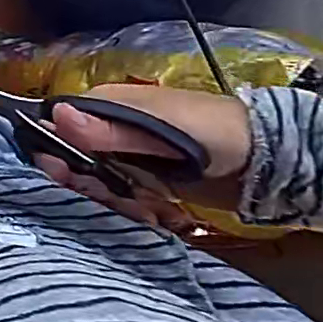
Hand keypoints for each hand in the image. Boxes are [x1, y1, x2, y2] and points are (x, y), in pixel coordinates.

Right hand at [34, 84, 251, 229]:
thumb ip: (108, 129)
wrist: (267, 160)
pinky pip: (121, 198)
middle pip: (75, 161)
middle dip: (90, 186)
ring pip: (96, 184)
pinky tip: (157, 216)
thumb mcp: (161, 128)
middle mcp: (110, 130)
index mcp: (107, 105)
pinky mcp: (143, 181)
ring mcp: (126, 156)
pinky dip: (134, 211)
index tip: (65, 178)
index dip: (57, 154)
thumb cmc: (214, 133)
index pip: (60, 127)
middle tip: (121, 202)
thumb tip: (55, 116)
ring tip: (148, 213)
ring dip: (116, 203)